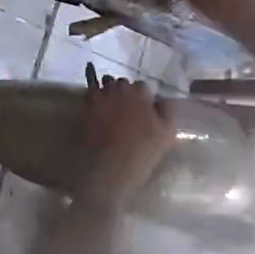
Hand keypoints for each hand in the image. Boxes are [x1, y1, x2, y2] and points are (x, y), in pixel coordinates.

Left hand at [76, 70, 174, 213]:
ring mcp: (101, 96)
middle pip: (123, 84)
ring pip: (105, 84)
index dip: (142, 98)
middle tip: (126, 110)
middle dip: (124, 93)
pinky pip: (90, 93)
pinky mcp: (86, 106)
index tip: (142, 109)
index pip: (142, 86)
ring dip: (108, 93)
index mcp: (140, 93)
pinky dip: (94, 97)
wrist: (110, 169)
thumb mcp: (167, 133)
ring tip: (110, 108)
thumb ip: (167, 110)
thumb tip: (163, 98)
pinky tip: (97, 110)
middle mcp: (119, 89)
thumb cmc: (142, 153)